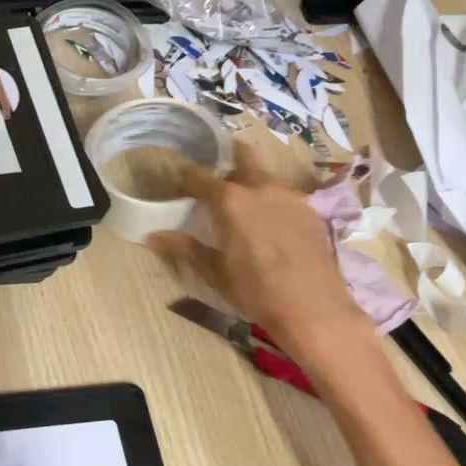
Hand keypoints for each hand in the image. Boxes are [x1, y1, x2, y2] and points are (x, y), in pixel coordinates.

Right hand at [148, 143, 366, 354]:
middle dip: (230, 160)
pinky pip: (286, 196)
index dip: (186, 180)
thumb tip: (153, 236)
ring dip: (253, 182)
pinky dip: (273, 201)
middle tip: (219, 181)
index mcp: (230, 200)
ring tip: (245, 205)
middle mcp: (261, 188)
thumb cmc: (254, 290)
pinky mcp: (311, 212)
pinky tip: (271, 225)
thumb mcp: (213, 271)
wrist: (313, 307)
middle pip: (244, 157)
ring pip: (267, 177)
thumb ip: (184, 248)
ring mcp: (291, 197)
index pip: (199, 177)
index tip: (180, 189)